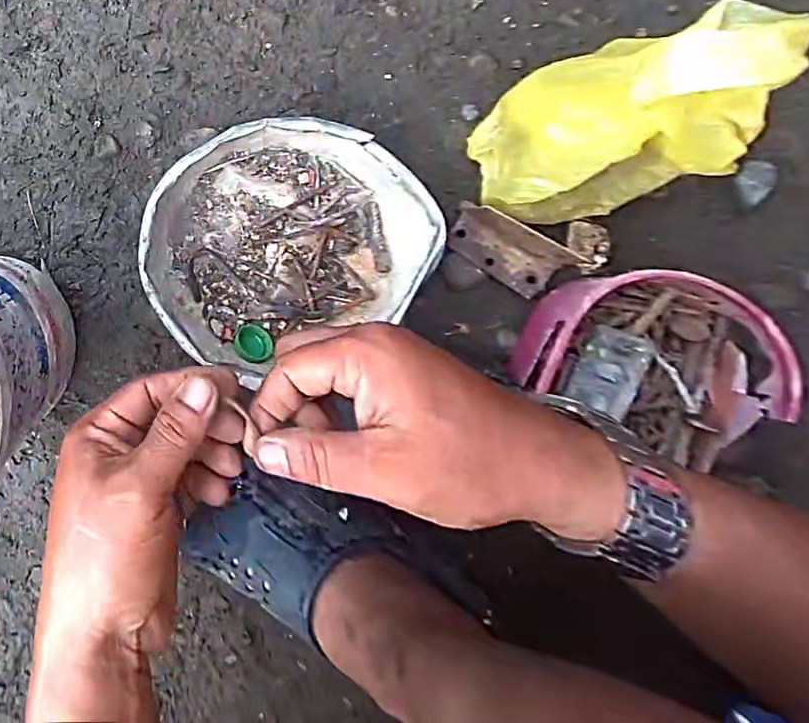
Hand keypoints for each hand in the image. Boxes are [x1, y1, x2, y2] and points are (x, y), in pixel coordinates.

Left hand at [27, 367, 245, 722]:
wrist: (104, 637)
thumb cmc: (97, 566)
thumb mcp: (139, 486)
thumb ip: (174, 434)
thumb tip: (198, 389)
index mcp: (97, 437)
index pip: (148, 392)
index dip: (188, 387)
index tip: (226, 386)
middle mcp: (115, 454)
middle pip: (171, 419)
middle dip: (206, 424)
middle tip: (237, 430)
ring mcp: (137, 483)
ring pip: (184, 449)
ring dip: (212, 453)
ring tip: (231, 465)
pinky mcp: (156, 509)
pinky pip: (189, 479)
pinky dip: (208, 480)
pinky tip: (220, 489)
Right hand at [246, 323, 624, 539]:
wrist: (544, 464)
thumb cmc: (473, 466)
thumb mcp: (384, 471)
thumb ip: (315, 458)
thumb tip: (264, 451)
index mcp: (364, 353)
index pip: (286, 368)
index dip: (269, 410)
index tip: (266, 448)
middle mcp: (372, 338)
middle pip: (297, 356)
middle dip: (288, 401)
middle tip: (298, 446)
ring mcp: (388, 347)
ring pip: (319, 362)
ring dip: (310, 400)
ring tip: (329, 446)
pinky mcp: (399, 362)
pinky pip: (344, 369)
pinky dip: (334, 398)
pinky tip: (351, 435)